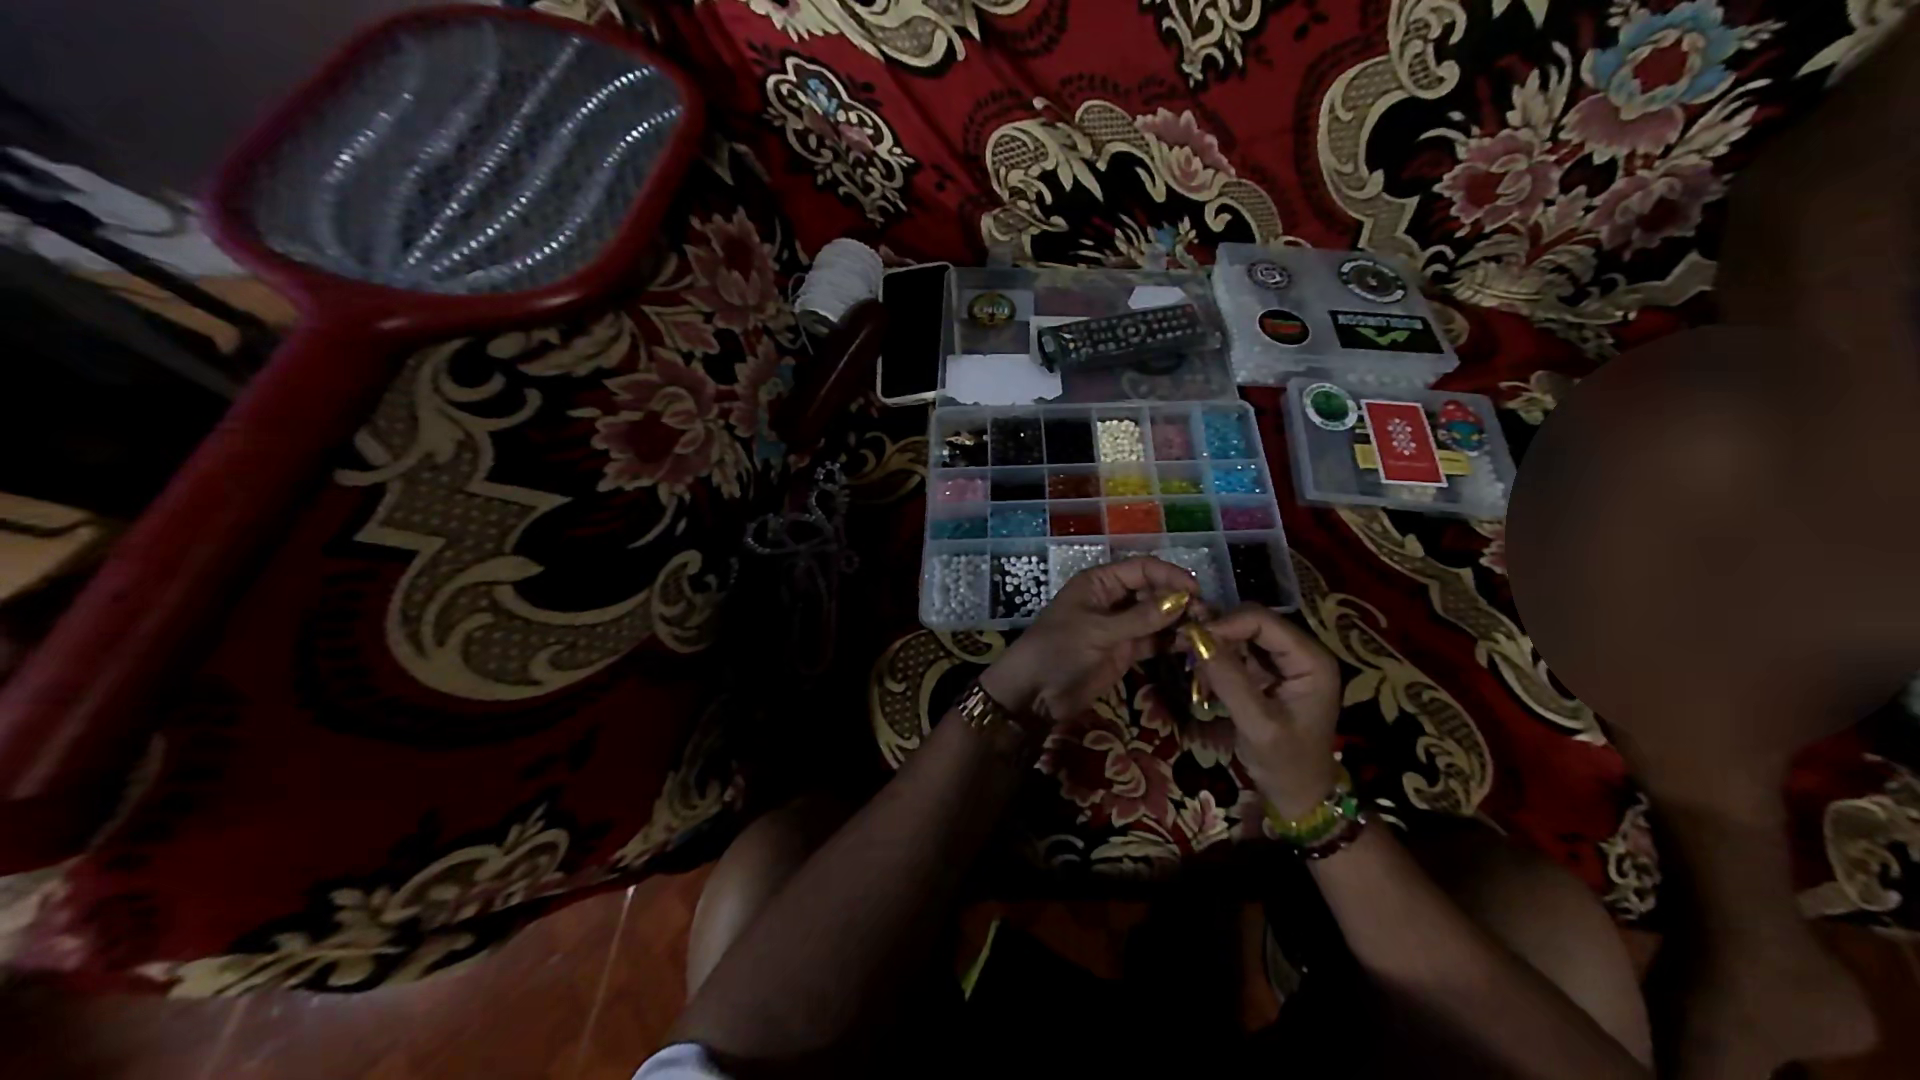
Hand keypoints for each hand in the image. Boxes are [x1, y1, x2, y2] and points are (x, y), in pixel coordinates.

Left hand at [980, 556, 1198, 720]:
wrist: (1034, 693)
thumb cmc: (1057, 651)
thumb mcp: (1098, 631)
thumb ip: (1140, 618)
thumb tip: (1181, 601)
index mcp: (1099, 582)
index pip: (1142, 569)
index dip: (1170, 576)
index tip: (1196, 592)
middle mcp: (1113, 599)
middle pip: (1154, 591)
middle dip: (1180, 600)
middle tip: (1207, 617)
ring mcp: (1120, 626)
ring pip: (1158, 617)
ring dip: (1180, 622)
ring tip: (1206, 632)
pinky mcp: (1125, 651)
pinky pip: (1154, 641)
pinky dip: (1172, 642)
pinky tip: (1192, 646)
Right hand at [1185, 606, 1342, 819]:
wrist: (1300, 796)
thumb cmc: (1287, 764)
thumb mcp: (1258, 725)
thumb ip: (1230, 681)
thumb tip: (1196, 639)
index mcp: (1311, 660)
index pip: (1263, 621)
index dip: (1226, 623)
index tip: (1191, 641)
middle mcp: (1300, 653)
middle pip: (1251, 622)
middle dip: (1217, 632)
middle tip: (1183, 648)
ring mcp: (1284, 662)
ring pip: (1240, 634)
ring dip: (1214, 646)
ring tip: (1191, 667)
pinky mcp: (1267, 673)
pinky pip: (1237, 652)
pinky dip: (1217, 660)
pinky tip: (1202, 678)